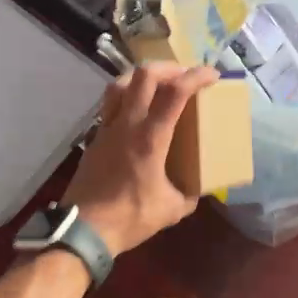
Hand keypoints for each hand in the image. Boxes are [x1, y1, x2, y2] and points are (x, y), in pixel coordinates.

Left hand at [64, 62, 220, 256]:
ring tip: (157, 85)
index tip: (213, 75)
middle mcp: (128, 124)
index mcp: (151, 137)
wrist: (84, 230)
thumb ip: (189, 193)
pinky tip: (135, 111)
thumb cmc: (130, 218)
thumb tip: (198, 187)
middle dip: (169, 68)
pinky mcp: (95, 137)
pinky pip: (110, 104)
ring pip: (121, 83)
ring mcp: (107, 128)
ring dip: (142, 76)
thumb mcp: (171, 209)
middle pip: (145, 75)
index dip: (196, 76)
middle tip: (184, 76)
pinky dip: (126, 96)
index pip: (175, 92)